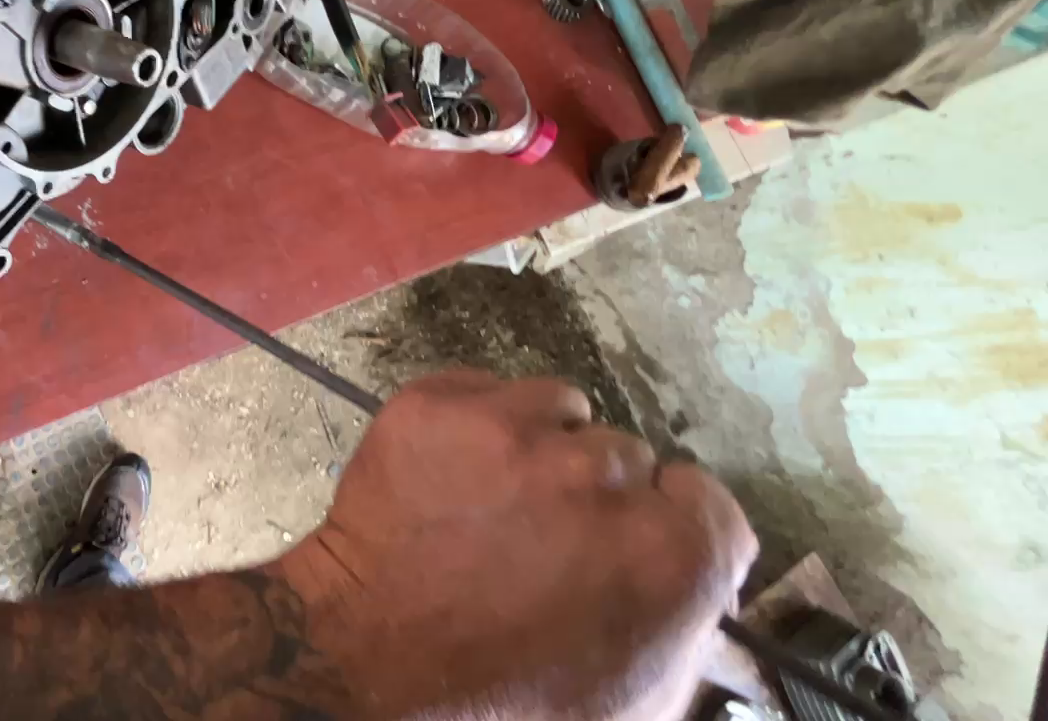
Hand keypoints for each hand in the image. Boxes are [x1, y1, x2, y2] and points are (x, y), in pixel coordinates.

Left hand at [275, 371, 756, 720]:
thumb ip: (686, 620)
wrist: (373, 653)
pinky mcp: (433, 402)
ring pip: (553, 405)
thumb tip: (702, 577)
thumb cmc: (509, 698)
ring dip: (538, 438)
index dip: (666, 517)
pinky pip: (480, 387)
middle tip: (545, 523)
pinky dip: (474, 417)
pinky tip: (451, 463)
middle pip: (621, 451)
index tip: (630, 532)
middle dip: (595, 485)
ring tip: (496, 487)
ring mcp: (504, 427)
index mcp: (667, 549)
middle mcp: (592, 470)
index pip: (704, 497)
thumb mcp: (637, 697)